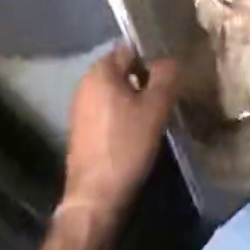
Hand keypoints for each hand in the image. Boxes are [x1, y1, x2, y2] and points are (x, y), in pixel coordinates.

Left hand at [61, 45, 179, 216]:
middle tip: (166, 93)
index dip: (153, 57)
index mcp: (100, 71)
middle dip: (145, 78)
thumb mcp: (155, 107)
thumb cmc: (126, 146)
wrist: (95, 200)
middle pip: (123, 69)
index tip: (169, 72)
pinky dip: (123, 113)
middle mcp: (85, 84)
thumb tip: (168, 60)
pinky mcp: (82, 130)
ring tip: (155, 112)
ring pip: (116, 91)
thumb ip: (165, 75)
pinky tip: (137, 130)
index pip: (131, 48)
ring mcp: (80, 108)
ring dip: (135, 97)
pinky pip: (108, 109)